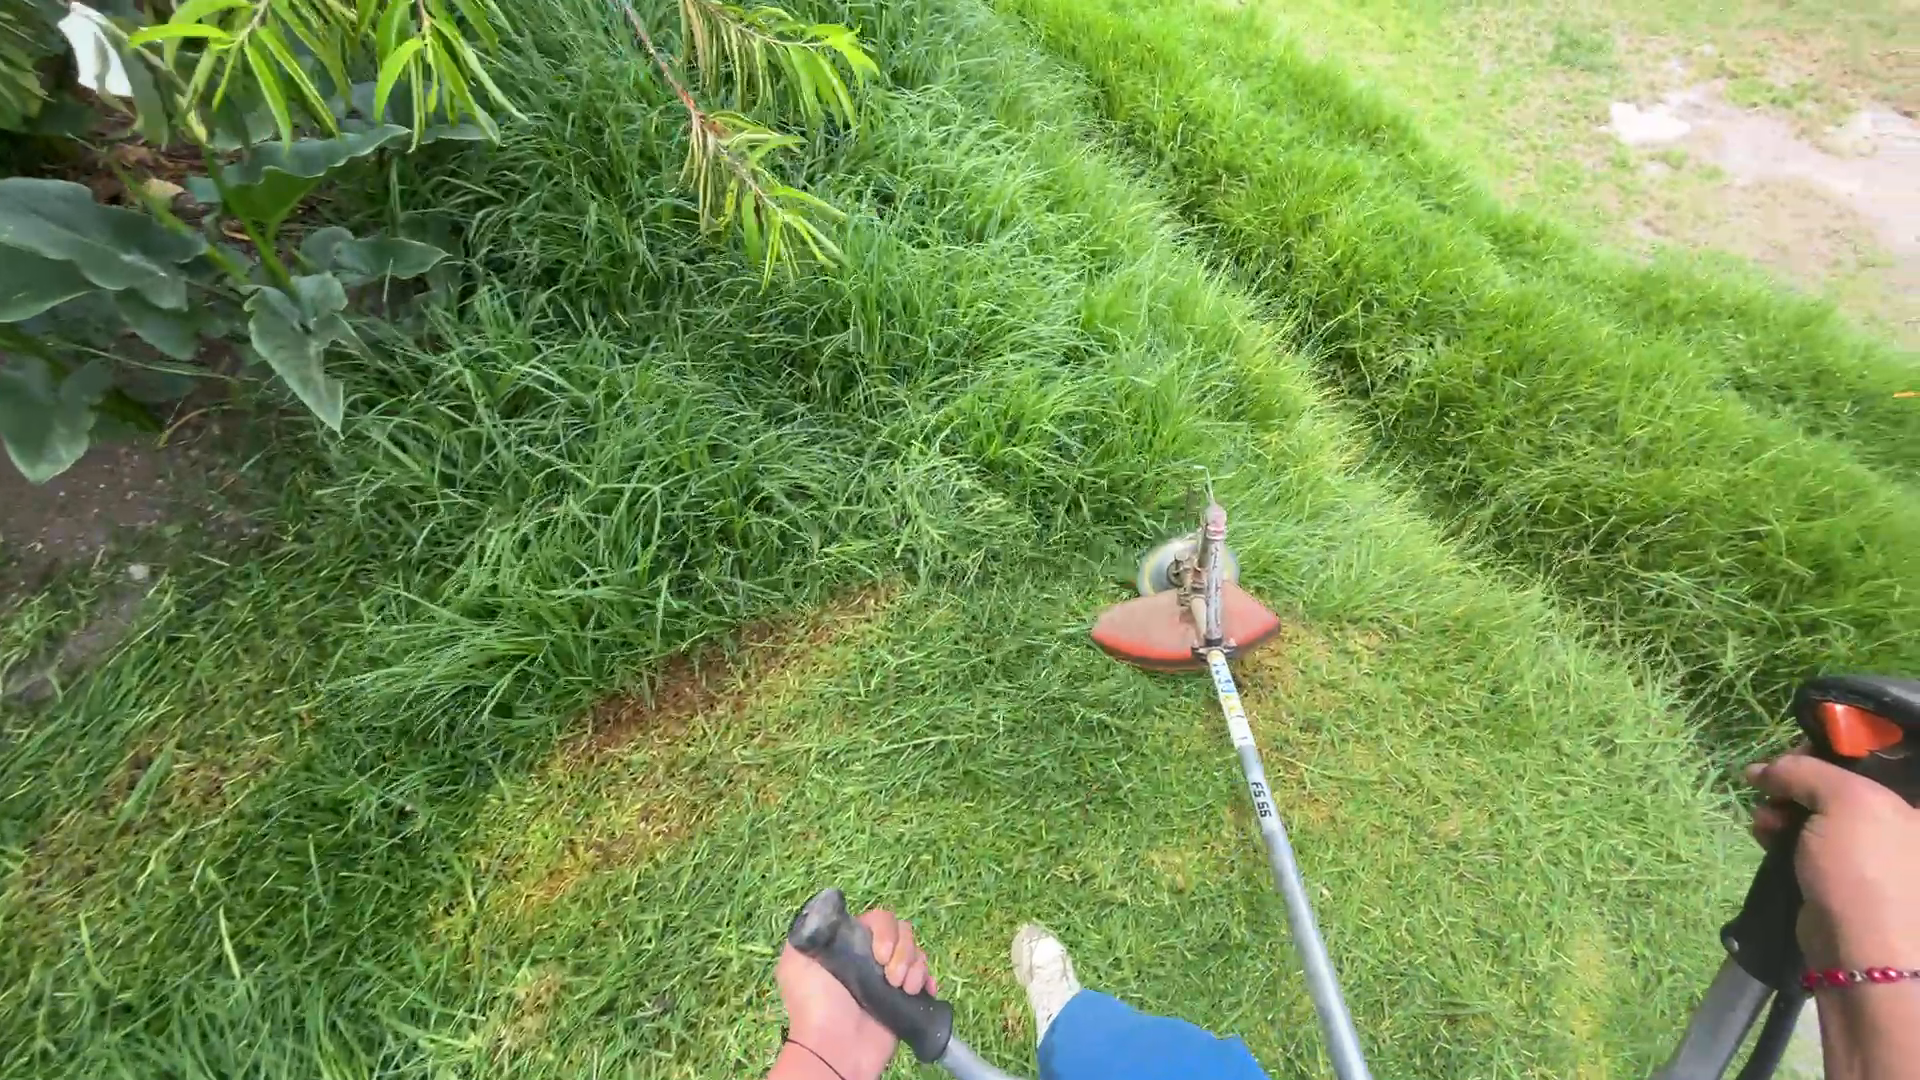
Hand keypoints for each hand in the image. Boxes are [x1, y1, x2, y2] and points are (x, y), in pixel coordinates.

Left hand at [774, 909, 935, 1079]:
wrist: (834, 1050)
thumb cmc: (815, 1005)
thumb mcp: (794, 962)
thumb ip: (806, 933)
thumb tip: (826, 909)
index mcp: (851, 944)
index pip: (879, 920)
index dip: (885, 932)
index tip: (879, 954)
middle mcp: (872, 957)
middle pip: (902, 932)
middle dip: (902, 951)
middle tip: (891, 977)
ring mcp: (890, 977)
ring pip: (915, 951)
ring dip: (914, 967)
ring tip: (902, 989)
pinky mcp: (904, 999)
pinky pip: (926, 976)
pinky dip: (927, 980)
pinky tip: (921, 991)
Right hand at [1748, 751, 1919, 968]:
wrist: (1864, 948)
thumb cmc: (1870, 872)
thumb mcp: (1846, 802)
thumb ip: (1804, 769)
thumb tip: (1762, 771)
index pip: (1878, 761)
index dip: (1832, 751)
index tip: (1796, 755)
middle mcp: (1908, 829)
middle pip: (1840, 783)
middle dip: (1795, 783)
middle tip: (1773, 790)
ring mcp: (1880, 853)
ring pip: (1816, 809)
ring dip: (1780, 808)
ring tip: (1767, 822)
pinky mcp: (1848, 872)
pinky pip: (1807, 836)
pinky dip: (1780, 832)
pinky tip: (1766, 838)